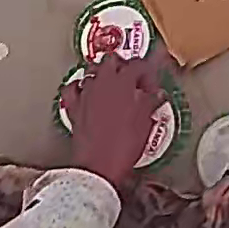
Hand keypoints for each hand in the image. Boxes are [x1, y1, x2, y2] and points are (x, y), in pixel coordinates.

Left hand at [60, 52, 164, 186]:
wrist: (98, 167)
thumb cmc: (124, 144)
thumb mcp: (145, 122)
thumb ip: (150, 102)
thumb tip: (156, 95)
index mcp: (123, 82)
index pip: (137, 64)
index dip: (147, 73)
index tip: (151, 86)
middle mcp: (102, 83)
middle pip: (111, 60)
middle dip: (123, 65)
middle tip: (133, 79)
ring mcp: (86, 94)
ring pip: (91, 71)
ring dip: (102, 74)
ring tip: (113, 85)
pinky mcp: (74, 108)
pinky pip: (72, 88)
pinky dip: (79, 87)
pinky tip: (86, 92)